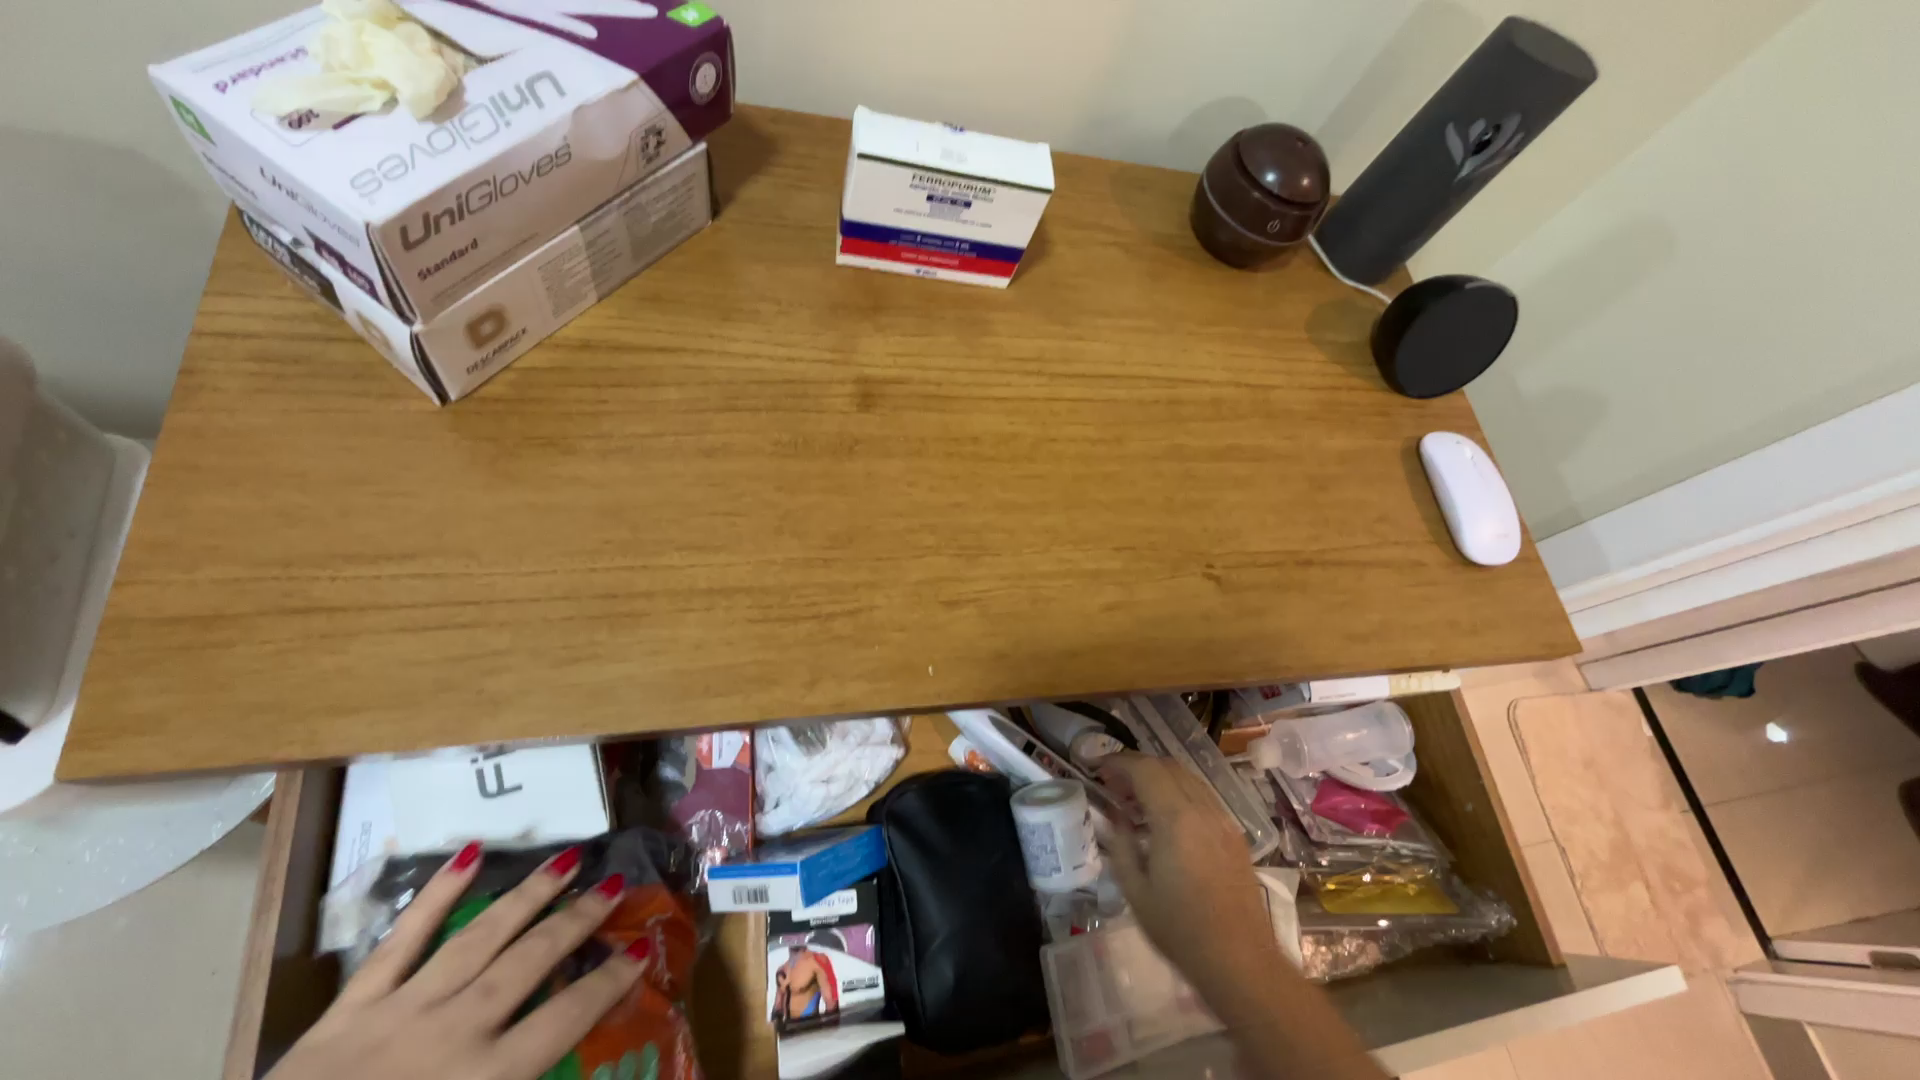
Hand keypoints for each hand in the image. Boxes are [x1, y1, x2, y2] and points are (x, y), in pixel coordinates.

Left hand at [266, 843, 648, 1079]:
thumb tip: (568, 1063)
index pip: (567, 1019)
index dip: (609, 983)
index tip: (640, 951)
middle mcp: (455, 1033)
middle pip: (530, 963)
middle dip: (576, 922)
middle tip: (613, 886)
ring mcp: (401, 1011)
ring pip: (478, 938)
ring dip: (527, 896)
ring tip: (566, 860)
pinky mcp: (351, 1006)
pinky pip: (400, 941)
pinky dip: (436, 897)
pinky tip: (468, 856)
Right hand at [1100, 754, 1274, 991]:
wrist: (1239, 959)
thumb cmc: (1180, 929)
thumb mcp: (1135, 890)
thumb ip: (1121, 846)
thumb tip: (1116, 819)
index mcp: (1175, 819)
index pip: (1144, 769)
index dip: (1117, 762)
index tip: (1096, 769)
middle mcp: (1203, 810)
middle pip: (1167, 766)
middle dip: (1136, 767)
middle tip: (1112, 785)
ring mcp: (1223, 820)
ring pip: (1188, 778)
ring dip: (1158, 778)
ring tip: (1134, 800)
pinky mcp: (1234, 835)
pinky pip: (1202, 797)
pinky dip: (1178, 793)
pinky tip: (1164, 819)